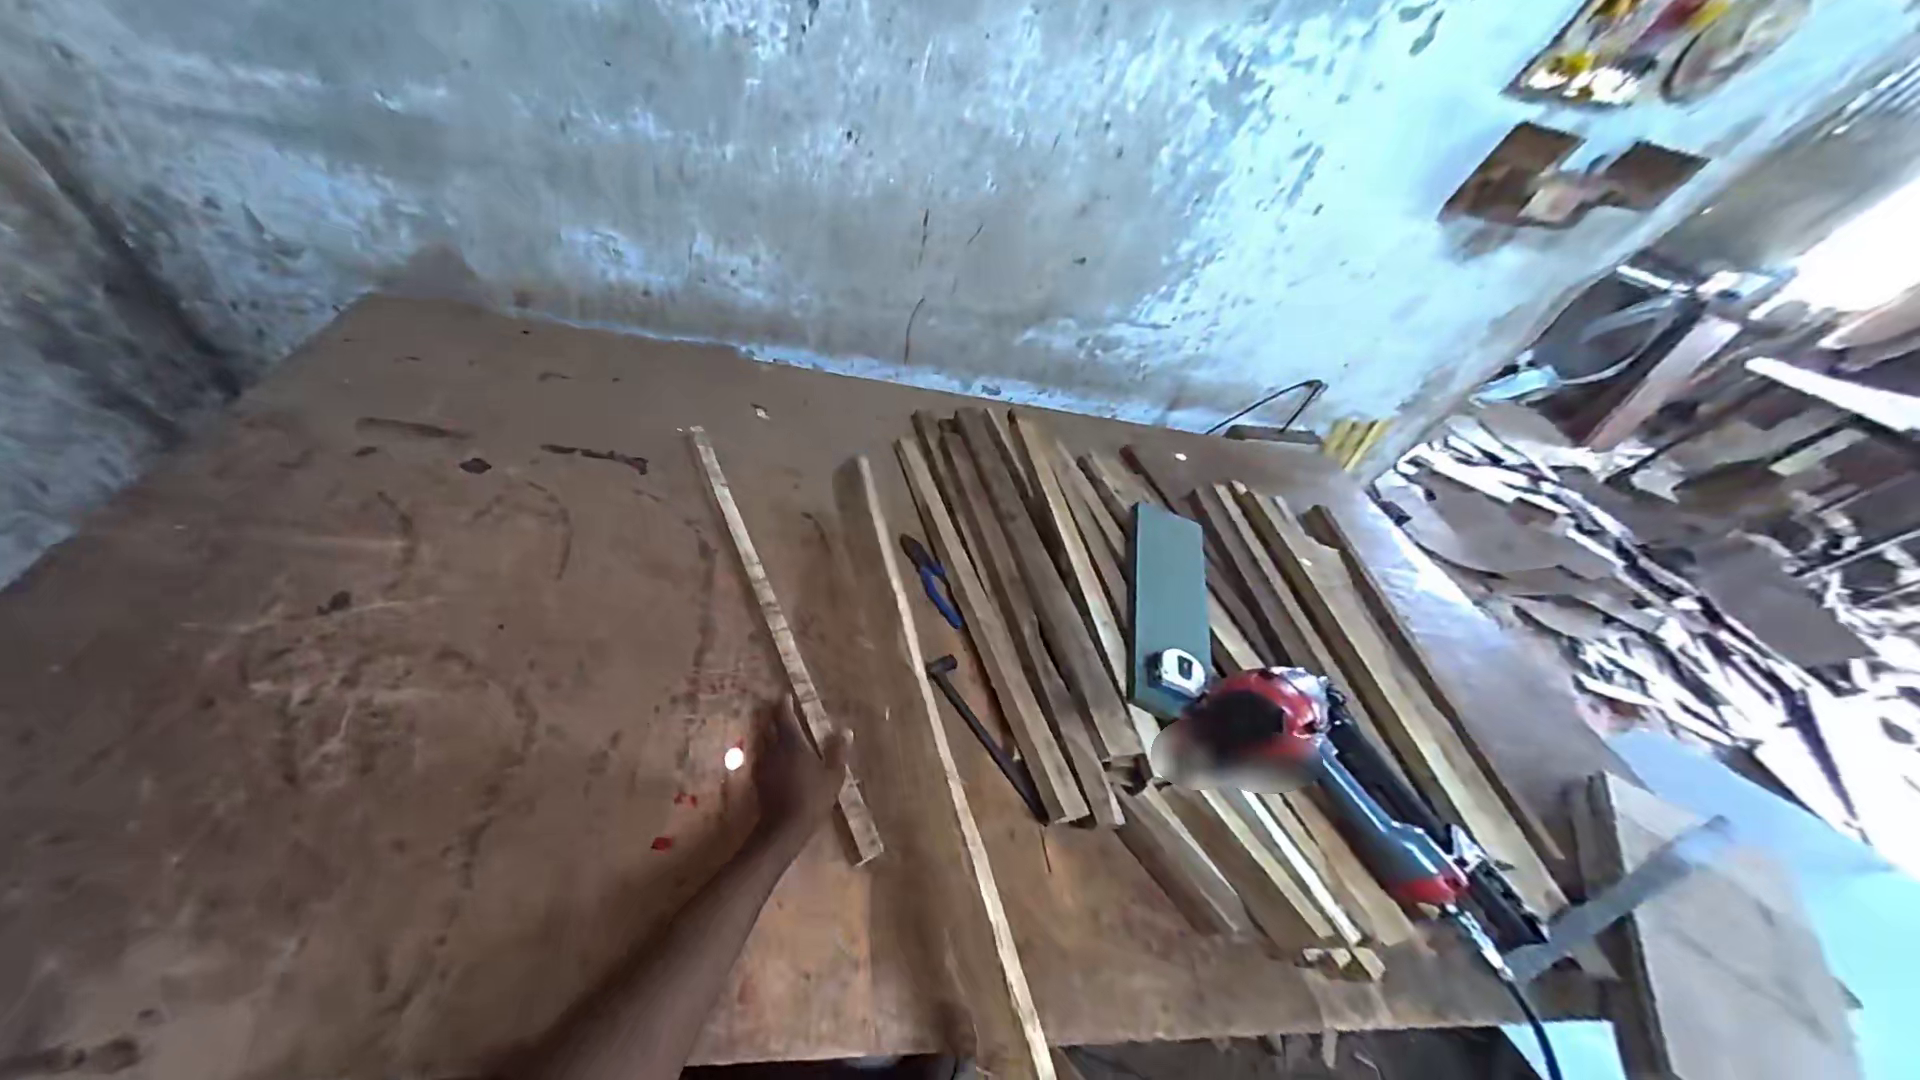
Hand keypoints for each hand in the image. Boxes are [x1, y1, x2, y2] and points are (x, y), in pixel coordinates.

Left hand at [750, 697, 847, 846]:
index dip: (784, 704)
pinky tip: (771, 755)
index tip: (785, 695)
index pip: (784, 716)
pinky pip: (760, 755)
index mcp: (792, 743)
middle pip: (768, 725)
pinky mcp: (758, 779)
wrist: (784, 828)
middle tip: (777, 707)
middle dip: (772, 714)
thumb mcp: (833, 775)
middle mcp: (774, 749)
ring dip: (766, 730)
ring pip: (761, 740)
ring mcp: (763, 764)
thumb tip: (846, 730)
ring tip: (772, 726)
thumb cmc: (812, 797)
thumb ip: (838, 751)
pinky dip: (765, 749)